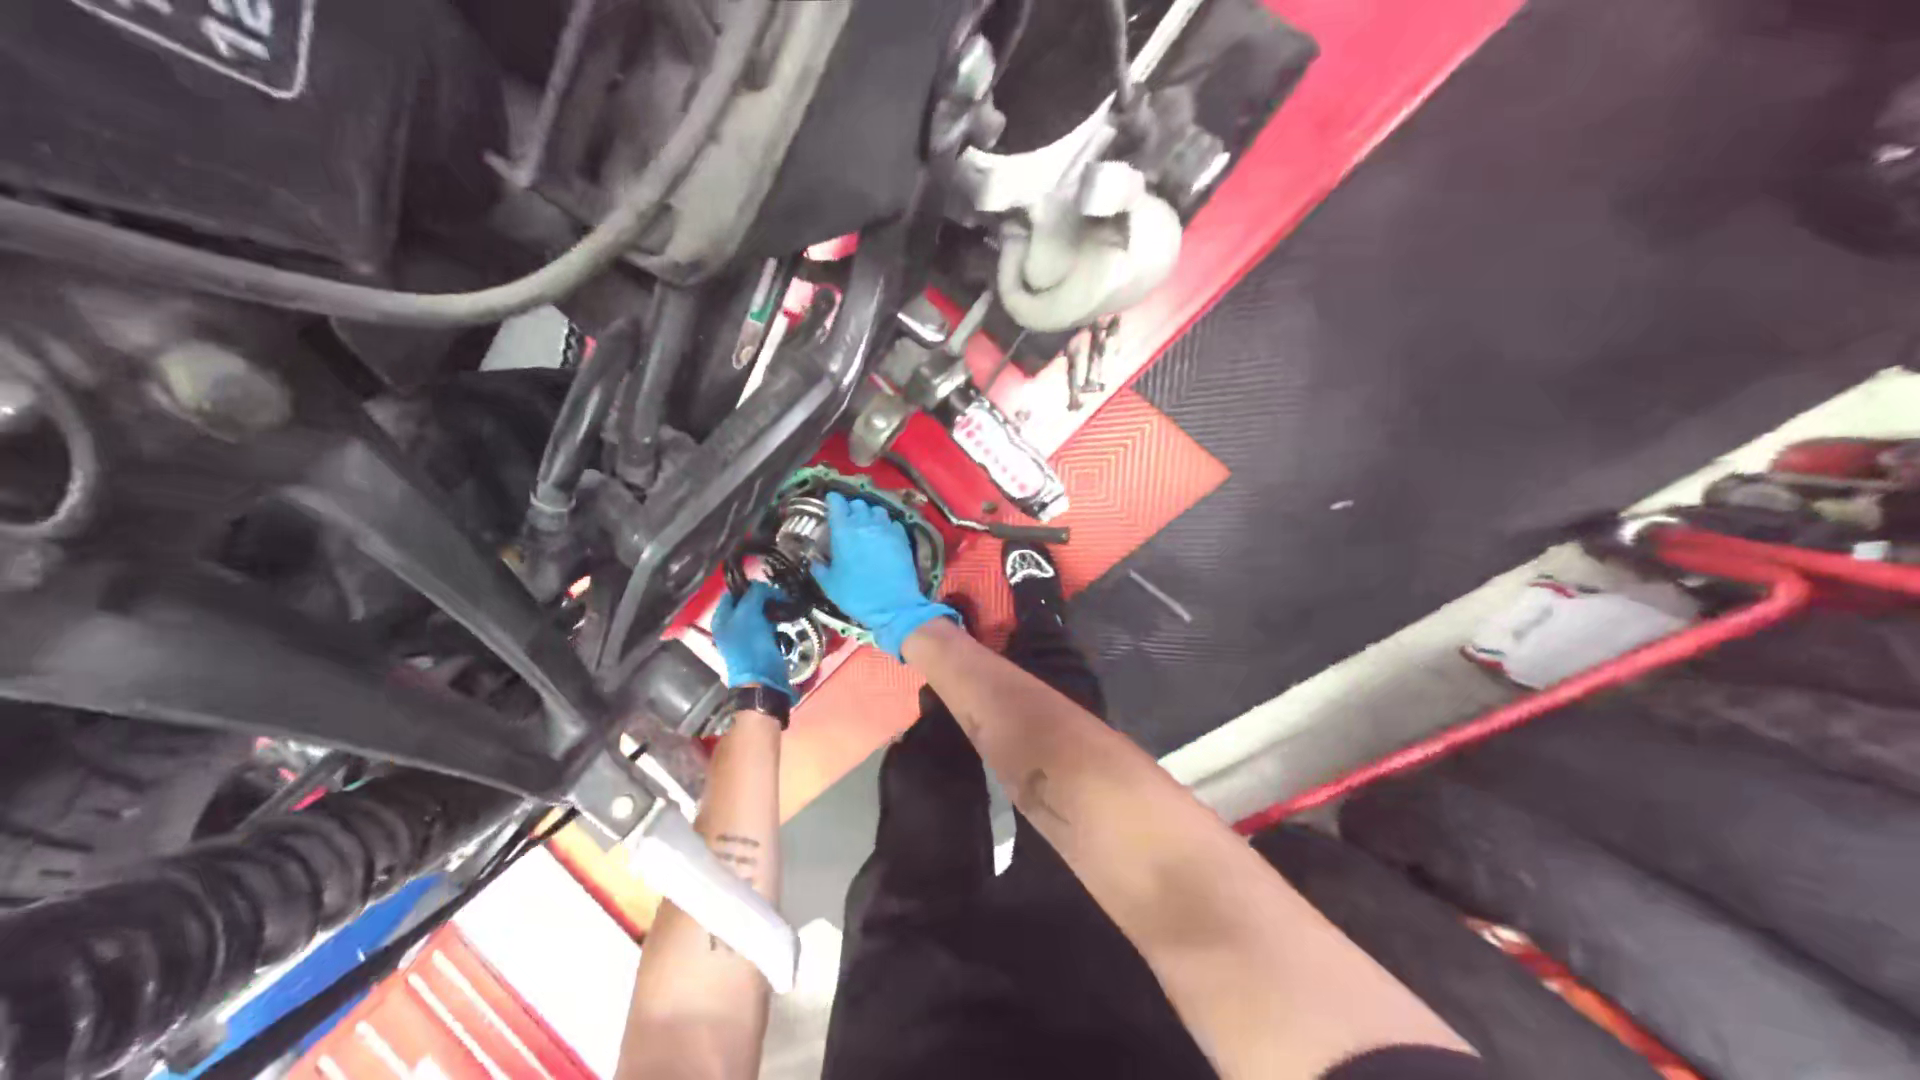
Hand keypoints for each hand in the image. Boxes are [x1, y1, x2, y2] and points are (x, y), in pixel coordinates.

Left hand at [711, 582, 793, 699]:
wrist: (763, 682)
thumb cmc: (752, 647)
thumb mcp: (750, 614)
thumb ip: (754, 594)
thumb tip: (763, 586)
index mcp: (722, 618)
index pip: (735, 592)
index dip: (751, 587)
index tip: (770, 589)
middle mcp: (730, 626)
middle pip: (748, 602)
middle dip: (764, 598)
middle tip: (780, 599)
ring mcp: (745, 636)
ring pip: (759, 613)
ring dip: (772, 609)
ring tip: (785, 608)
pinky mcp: (759, 645)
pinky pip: (767, 625)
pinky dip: (776, 621)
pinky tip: (785, 621)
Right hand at [813, 492, 957, 659]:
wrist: (893, 606)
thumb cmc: (857, 595)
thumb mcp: (830, 585)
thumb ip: (820, 568)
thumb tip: (814, 560)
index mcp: (844, 531)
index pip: (837, 503)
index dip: (833, 500)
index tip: (831, 502)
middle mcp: (865, 524)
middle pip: (858, 503)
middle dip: (852, 508)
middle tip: (848, 519)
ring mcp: (886, 529)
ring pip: (877, 509)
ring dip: (871, 514)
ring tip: (868, 525)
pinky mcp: (902, 537)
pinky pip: (893, 523)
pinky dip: (887, 526)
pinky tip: (884, 535)